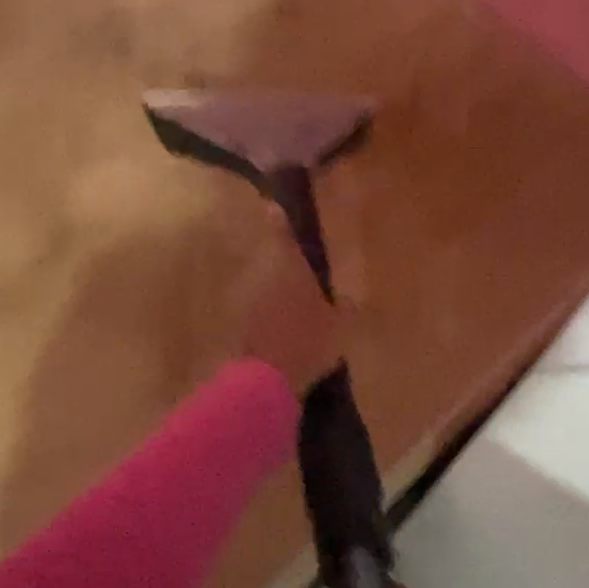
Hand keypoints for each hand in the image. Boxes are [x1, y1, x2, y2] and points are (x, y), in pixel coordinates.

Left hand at [240, 212, 344, 395]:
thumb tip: (354, 301)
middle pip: (268, 258)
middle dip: (281, 263)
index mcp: (287, 265)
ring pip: (259, 285)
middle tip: (301, 273)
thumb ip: (347, 310)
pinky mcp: (234, 324)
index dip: (279, 217)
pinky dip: (264, 315)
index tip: (277, 206)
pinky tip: (280, 331)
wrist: (265, 380)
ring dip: (271, 291)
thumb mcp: (341, 327)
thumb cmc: (307, 342)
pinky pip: (253, 311)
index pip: (280, 229)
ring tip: (292, 306)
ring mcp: (242, 299)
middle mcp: (259, 274)